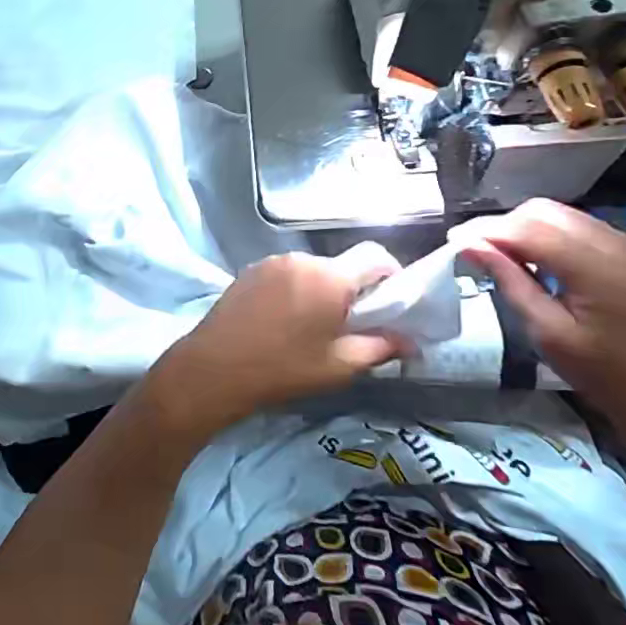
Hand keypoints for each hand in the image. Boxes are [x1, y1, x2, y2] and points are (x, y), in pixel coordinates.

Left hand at [148, 246, 406, 437]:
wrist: (215, 367)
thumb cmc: (283, 368)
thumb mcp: (339, 365)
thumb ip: (380, 347)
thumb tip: (410, 341)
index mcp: (330, 276)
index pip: (375, 257)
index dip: (390, 276)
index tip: (390, 304)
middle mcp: (301, 259)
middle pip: (341, 266)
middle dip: (352, 291)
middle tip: (350, 326)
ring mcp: (271, 262)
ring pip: (311, 271)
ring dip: (320, 291)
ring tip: (311, 328)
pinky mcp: (249, 271)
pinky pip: (285, 274)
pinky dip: (294, 291)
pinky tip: (282, 321)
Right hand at [448, 198, 625, 449]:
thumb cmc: (603, 374)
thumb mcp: (547, 332)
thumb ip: (509, 281)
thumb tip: (468, 245)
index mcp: (599, 270)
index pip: (530, 229)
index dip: (488, 229)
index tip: (456, 239)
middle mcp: (619, 247)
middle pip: (547, 212)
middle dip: (506, 224)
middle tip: (478, 248)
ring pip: (565, 215)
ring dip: (528, 227)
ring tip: (504, 253)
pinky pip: (584, 228)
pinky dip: (553, 235)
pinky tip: (540, 260)